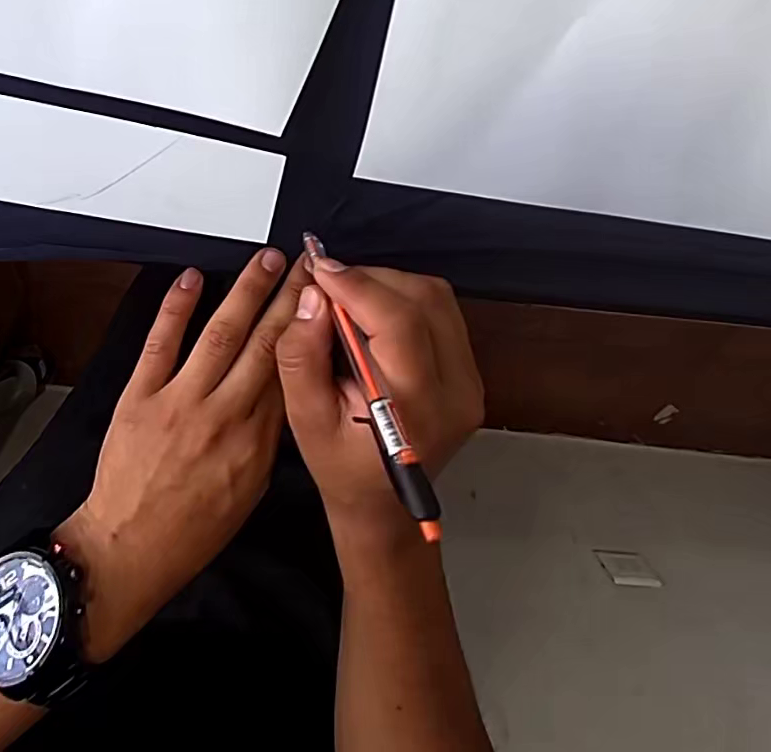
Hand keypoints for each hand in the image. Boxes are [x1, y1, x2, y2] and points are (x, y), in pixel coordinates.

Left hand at [55, 249, 313, 661]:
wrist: (128, 548)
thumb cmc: (191, 529)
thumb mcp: (250, 490)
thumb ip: (267, 437)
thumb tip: (279, 391)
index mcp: (256, 441)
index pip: (290, 372)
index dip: (307, 329)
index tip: (320, 300)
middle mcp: (223, 415)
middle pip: (265, 344)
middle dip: (288, 299)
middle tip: (304, 265)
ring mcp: (179, 402)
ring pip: (220, 334)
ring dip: (246, 292)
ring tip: (266, 261)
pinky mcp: (140, 396)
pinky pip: (161, 343)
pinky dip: (176, 307)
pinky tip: (192, 279)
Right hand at [275, 259, 484, 547]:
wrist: (380, 502)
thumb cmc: (342, 467)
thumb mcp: (303, 417)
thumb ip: (301, 354)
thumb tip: (312, 298)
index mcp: (417, 408)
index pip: (398, 322)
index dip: (355, 285)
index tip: (319, 268)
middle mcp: (456, 390)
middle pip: (421, 299)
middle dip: (367, 278)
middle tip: (326, 283)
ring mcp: (469, 379)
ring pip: (434, 297)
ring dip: (384, 283)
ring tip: (344, 296)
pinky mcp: (468, 369)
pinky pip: (439, 309)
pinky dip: (400, 295)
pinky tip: (369, 309)